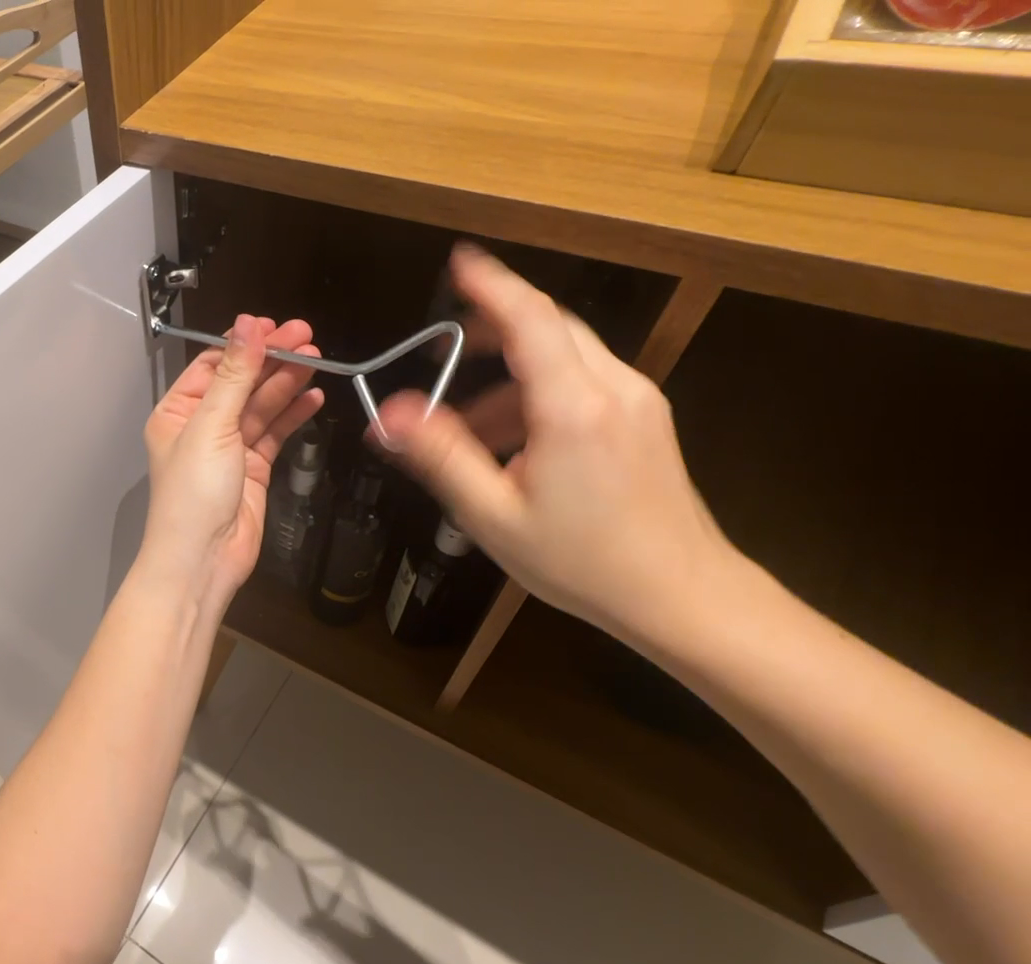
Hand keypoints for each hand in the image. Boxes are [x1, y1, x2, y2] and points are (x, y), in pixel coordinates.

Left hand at [139, 314, 324, 609]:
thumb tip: (248, 325)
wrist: (203, 558)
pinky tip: (314, 396)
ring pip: (261, 406)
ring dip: (287, 383)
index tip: (277, 326)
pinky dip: (293, 415)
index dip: (244, 344)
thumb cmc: (194, 493)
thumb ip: (234, 376)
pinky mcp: (252, 469)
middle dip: (272, 359)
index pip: (212, 366)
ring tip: (317, 360)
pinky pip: (274, 433)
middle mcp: (200, 427)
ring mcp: (228, 448)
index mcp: (176, 413)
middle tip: (308, 337)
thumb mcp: (211, 426)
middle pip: (240, 382)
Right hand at [376, 245, 740, 639]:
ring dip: (511, 375)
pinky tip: (513, 444)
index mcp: (573, 407)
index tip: (458, 261)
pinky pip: (584, 384)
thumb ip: (442, 456)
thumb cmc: (581, 560)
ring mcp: (637, 402)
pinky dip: (538, 395)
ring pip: (566, 357)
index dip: (491, 284)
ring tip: (468, 429)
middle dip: (494, 328)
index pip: (529, 319)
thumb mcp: (493, 514)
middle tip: (444, 349)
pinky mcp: (645, 420)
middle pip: (549, 328)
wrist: (682, 595)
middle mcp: (613, 388)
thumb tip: (389, 413)